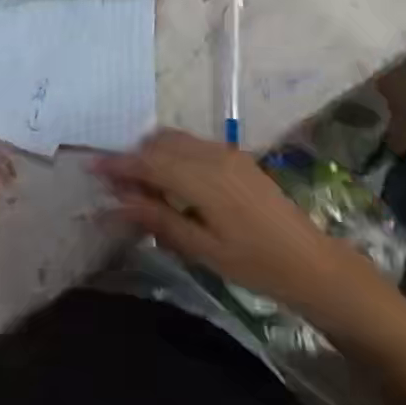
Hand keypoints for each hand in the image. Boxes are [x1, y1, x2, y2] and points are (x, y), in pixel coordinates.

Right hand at [96, 129, 380, 318]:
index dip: (117, 164)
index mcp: (203, 178)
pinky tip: (170, 181)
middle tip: (115, 183)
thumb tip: (116, 202)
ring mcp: (227, 153)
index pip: (147, 161)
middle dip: (133, 158)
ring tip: (140, 184)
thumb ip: (157, 219)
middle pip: (158, 144)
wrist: (313, 264)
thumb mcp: (202, 249)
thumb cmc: (256, 264)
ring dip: (152, 154)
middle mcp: (212, 155)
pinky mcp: (236, 157)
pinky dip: (172, 154)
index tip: (91, 168)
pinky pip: (192, 144)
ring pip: (175, 140)